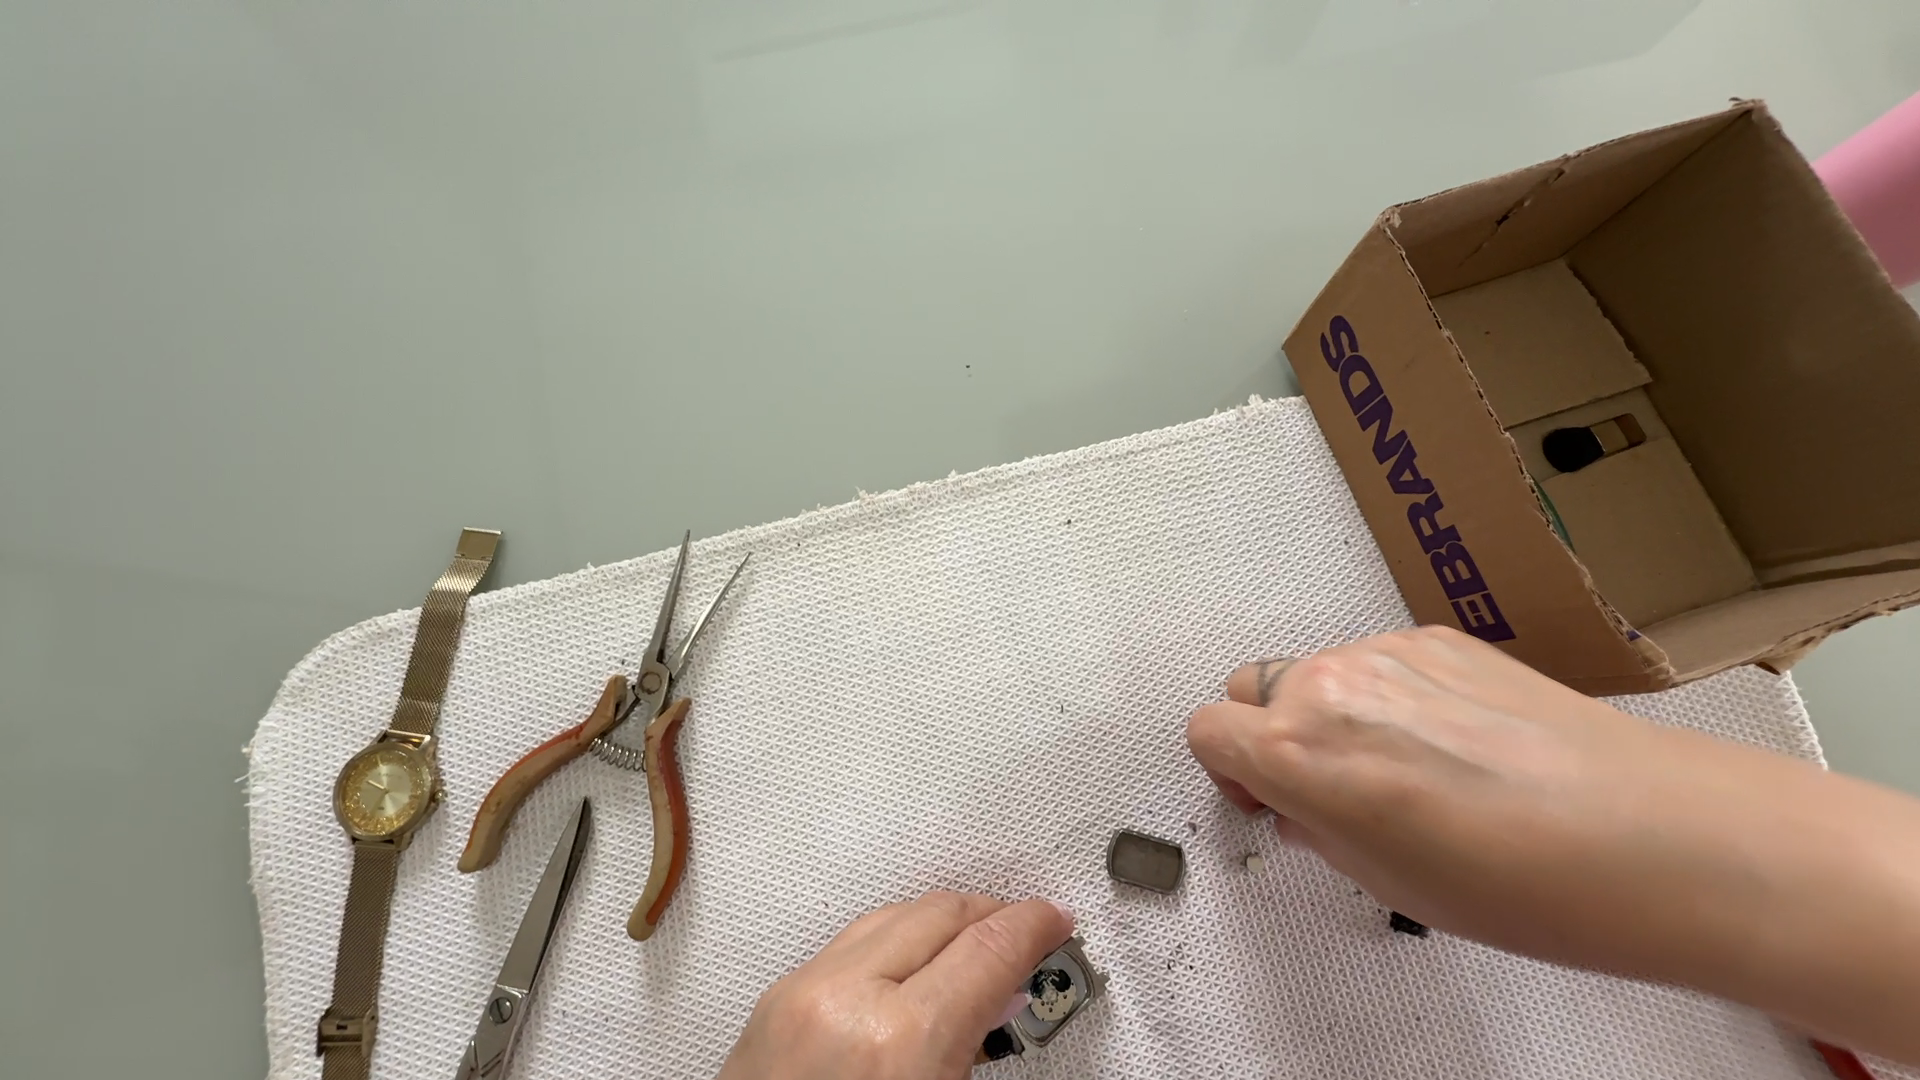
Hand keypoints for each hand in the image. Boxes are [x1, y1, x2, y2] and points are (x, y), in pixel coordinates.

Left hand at [717, 892, 1073, 1079]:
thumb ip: (974, 1048)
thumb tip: (1004, 993)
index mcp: (898, 1046)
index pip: (985, 951)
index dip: (1032, 926)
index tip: (1056, 920)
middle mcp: (846, 998)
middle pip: (942, 913)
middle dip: (992, 913)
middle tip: (1026, 932)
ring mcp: (803, 990)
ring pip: (896, 914)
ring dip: (945, 921)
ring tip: (976, 945)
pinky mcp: (778, 996)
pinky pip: (854, 939)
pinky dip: (898, 939)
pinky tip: (916, 963)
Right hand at [1185, 625, 1919, 1062]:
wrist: (1653, 837)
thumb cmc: (1520, 882)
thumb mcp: (1380, 877)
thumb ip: (1313, 826)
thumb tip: (1297, 804)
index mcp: (1295, 750)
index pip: (1207, 730)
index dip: (1228, 767)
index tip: (1265, 794)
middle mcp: (1324, 685)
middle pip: (1250, 686)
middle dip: (1270, 729)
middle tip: (1326, 778)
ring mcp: (1381, 652)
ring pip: (1315, 671)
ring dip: (1332, 709)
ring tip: (1408, 761)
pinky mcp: (1436, 635)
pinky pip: (1378, 659)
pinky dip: (1389, 691)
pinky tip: (1452, 736)